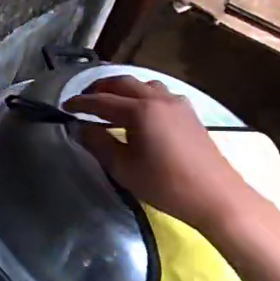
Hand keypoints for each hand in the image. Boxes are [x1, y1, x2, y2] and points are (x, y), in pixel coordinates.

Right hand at [64, 75, 258, 231]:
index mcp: (140, 111)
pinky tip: (139, 112)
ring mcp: (177, 104)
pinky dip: (142, 95)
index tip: (64, 107)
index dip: (80, 103)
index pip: (101, 101)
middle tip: (83, 99)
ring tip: (110, 102)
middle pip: (123, 83)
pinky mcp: (189, 114)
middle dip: (100, 88)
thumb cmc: (165, 185)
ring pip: (143, 85)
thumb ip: (98, 143)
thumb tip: (82, 128)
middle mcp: (158, 99)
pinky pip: (159, 94)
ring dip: (123, 89)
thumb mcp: (123, 168)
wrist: (215, 196)